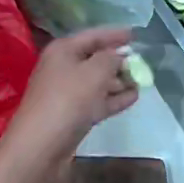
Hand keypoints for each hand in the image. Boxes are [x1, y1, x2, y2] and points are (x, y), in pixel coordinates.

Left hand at [0, 28, 139, 182]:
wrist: (40, 148)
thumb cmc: (66, 100)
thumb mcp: (93, 73)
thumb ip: (110, 59)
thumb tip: (119, 55)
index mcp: (63, 50)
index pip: (92, 35)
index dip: (114, 34)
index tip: (135, 34)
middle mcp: (63, 67)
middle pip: (95, 58)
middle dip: (118, 59)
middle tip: (143, 61)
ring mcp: (67, 93)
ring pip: (97, 81)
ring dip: (119, 80)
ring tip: (143, 80)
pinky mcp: (72, 115)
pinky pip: (97, 101)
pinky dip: (114, 98)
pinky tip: (133, 98)